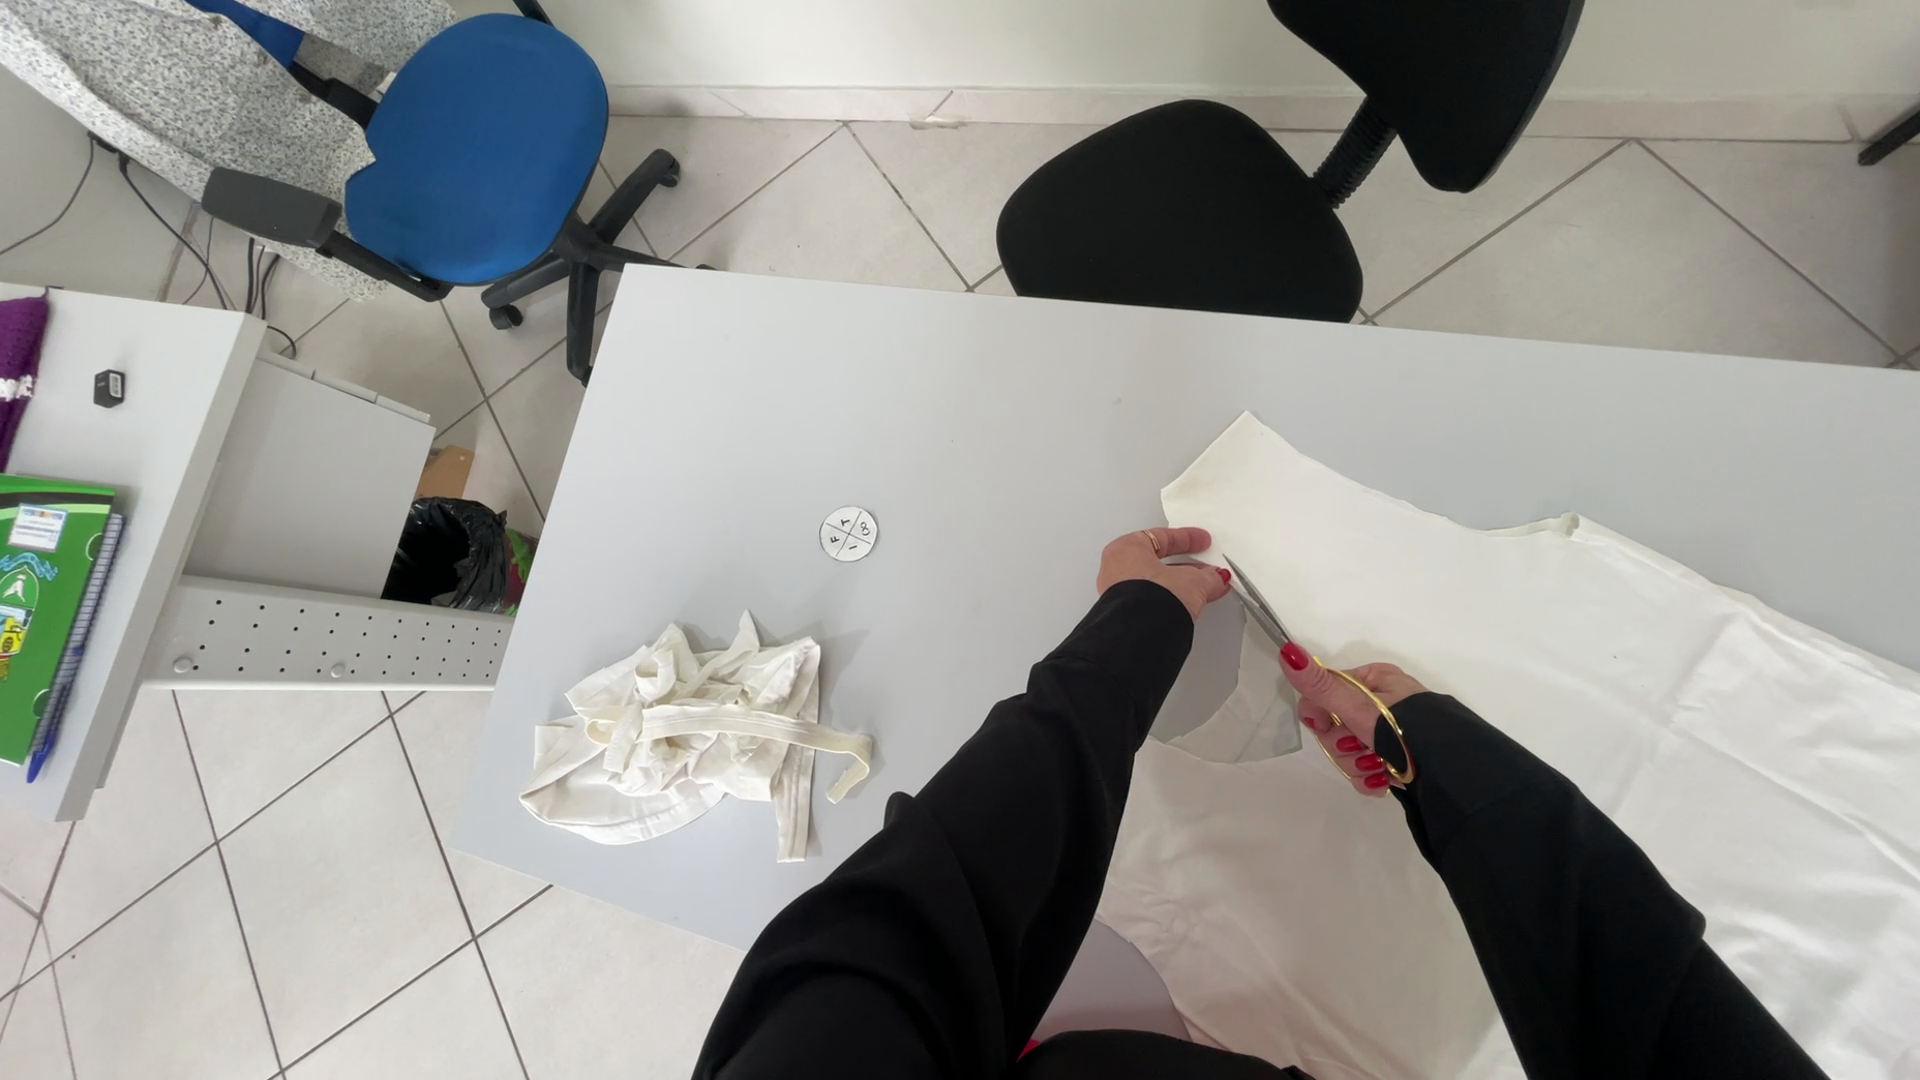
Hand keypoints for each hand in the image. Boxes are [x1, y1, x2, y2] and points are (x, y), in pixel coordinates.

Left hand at [1096, 527, 1232, 620]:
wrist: (1138, 633)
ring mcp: (1116, 594)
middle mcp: (1115, 569)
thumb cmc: (1148, 600)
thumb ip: (1206, 576)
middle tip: (1204, 568)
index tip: (1201, 540)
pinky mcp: (1124, 616)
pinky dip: (1169, 601)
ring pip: (1154, 584)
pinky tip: (1186, 608)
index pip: (1160, 537)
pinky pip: (1150, 601)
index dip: (1185, 538)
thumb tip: (1214, 578)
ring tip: (1202, 591)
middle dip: (1185, 566)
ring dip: (1179, 586)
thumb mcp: (1191, 580)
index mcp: (1125, 549)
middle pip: (1156, 562)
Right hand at [1279, 646, 1426, 795]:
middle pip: (1334, 726)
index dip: (1319, 714)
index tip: (1325, 726)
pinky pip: (1367, 770)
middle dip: (1343, 746)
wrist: (1453, 776)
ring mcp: (1389, 734)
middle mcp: (1381, 703)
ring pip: (1349, 752)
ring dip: (1357, 765)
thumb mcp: (1359, 707)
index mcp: (1374, 681)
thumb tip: (1287, 649)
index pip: (1324, 693)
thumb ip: (1320, 685)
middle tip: (1360, 749)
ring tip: (1378, 768)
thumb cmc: (1406, 731)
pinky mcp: (1397, 761)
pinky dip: (1371, 779)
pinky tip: (1383, 781)